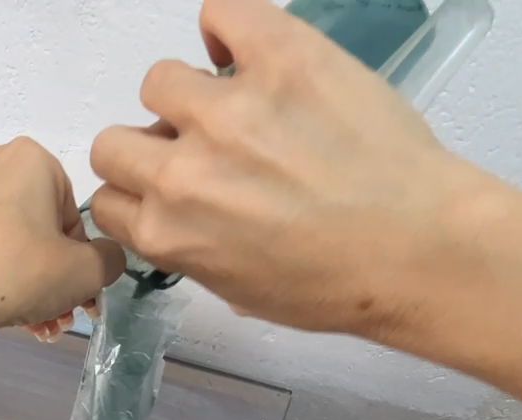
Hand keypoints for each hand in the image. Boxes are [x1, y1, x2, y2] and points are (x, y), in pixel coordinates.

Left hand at [0, 138, 124, 339]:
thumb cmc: (20, 273)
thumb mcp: (87, 272)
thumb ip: (110, 260)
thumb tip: (103, 259)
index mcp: (31, 158)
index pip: (71, 216)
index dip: (81, 263)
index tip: (79, 297)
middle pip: (38, 231)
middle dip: (53, 280)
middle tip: (59, 318)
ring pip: (8, 245)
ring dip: (28, 288)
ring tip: (36, 328)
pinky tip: (5, 318)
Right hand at [89, 0, 500, 340]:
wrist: (414, 248)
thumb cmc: (325, 287)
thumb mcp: (229, 288)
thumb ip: (182, 245)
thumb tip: (172, 208)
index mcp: (166, 234)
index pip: (107, 200)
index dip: (134, 197)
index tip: (161, 193)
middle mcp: (179, 172)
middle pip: (111, 143)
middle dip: (143, 151)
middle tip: (190, 154)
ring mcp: (226, 110)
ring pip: (157, 80)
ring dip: (184, 97)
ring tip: (231, 107)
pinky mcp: (280, 56)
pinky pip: (221, 12)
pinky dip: (226, 30)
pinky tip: (246, 55)